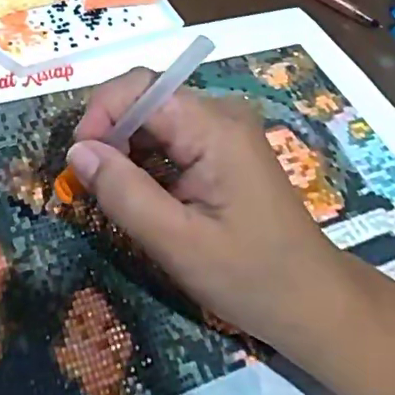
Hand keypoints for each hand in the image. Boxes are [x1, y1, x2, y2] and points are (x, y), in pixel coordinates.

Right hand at [66, 68, 347, 343]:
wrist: (318, 306)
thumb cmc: (251, 277)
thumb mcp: (179, 244)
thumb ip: (124, 193)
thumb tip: (77, 152)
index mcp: (213, 126)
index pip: (141, 88)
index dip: (101, 113)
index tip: (79, 159)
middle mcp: (219, 112)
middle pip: (146, 95)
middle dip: (110, 128)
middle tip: (90, 177)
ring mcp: (223, 126)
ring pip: (154, 113)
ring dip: (125, 143)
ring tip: (112, 187)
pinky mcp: (222, 144)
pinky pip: (170, 132)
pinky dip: (145, 154)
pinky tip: (140, 189)